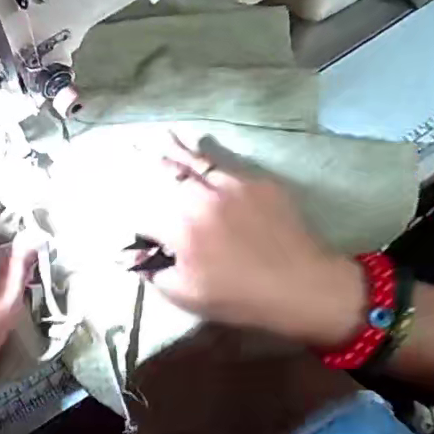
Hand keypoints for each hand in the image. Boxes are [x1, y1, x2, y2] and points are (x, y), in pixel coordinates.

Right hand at [127, 135, 365, 347]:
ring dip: (173, 148)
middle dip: (144, 161)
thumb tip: (131, 255)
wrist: (302, 286)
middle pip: (165, 172)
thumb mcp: (187, 295)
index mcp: (181, 227)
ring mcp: (232, 184)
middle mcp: (202, 197)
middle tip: (131, 145)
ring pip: (195, 160)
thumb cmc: (240, 298)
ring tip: (158, 135)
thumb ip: (154, 273)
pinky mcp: (258, 181)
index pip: (143, 212)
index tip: (139, 226)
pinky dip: (206, 157)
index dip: (138, 220)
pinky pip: (225, 165)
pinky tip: (198, 148)